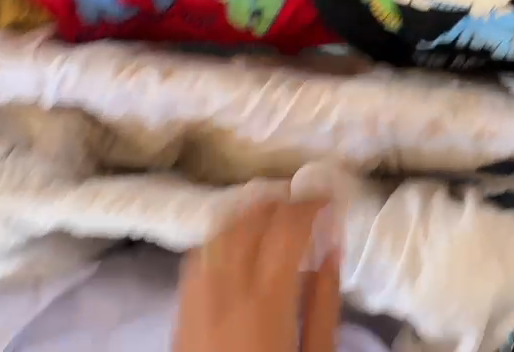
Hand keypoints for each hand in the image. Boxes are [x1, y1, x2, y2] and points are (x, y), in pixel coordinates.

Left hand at [174, 195, 341, 351]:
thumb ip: (323, 301)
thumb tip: (332, 248)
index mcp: (266, 302)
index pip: (287, 229)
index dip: (309, 204)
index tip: (328, 196)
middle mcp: (226, 292)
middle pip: (250, 222)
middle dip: (279, 202)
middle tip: (303, 200)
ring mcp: (198, 302)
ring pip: (219, 233)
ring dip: (246, 211)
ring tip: (271, 208)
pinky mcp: (181, 316)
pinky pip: (196, 258)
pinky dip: (218, 236)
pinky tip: (233, 239)